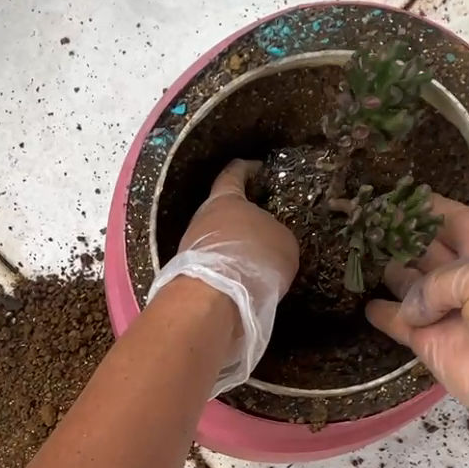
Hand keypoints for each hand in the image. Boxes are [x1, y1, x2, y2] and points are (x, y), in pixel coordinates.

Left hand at [148, 160, 299, 394]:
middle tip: (260, 229)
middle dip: (239, 221)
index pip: (233, 175)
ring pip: (215, 244)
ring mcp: (188, 250)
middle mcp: (201, 220)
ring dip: (231, 252)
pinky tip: (240, 287)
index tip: (253, 167)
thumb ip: (274, 236)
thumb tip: (266, 245)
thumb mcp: (282, 243)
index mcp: (224, 200)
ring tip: (253, 265)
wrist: (214, 300)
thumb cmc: (254, 258)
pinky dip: (225, 275)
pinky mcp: (186, 279)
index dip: (245, 170)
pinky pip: (212, 270)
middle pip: (221, 214)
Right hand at [365, 192, 468, 462]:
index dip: (426, 209)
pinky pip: (401, 323)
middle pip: (429, 250)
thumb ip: (440, 279)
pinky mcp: (433, 344)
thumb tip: (410, 307)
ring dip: (388, 271)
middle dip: (400, 237)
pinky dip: (383, 314)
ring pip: (411, 285)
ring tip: (357, 254)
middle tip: (364, 223)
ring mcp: (453, 312)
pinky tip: (364, 302)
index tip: (393, 196)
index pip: (456, 220)